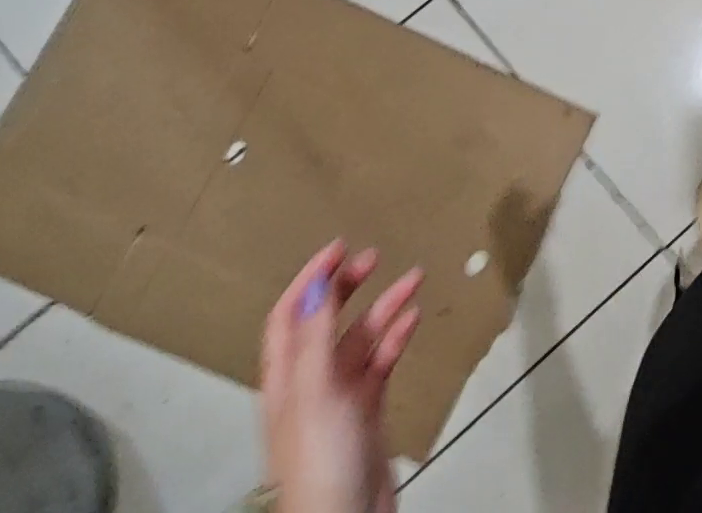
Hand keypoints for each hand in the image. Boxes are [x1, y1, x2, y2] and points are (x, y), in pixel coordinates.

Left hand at [261, 241, 423, 512]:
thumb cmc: (321, 454)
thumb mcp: (313, 392)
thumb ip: (314, 339)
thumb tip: (314, 286)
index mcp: (286, 375)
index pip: (290, 315)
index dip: (309, 279)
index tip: (338, 246)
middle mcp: (310, 378)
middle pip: (326, 320)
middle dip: (348, 286)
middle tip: (375, 256)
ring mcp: (341, 393)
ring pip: (362, 338)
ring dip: (385, 307)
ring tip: (414, 279)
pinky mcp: (369, 406)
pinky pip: (382, 361)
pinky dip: (397, 337)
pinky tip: (414, 319)